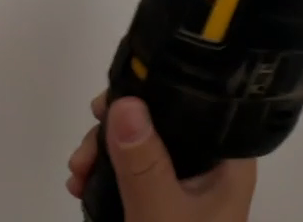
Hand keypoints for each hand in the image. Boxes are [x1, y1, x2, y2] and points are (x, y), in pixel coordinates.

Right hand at [66, 92, 256, 220]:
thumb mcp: (159, 215)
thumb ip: (142, 163)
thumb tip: (125, 102)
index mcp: (226, 161)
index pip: (191, 102)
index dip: (150, 92)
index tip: (108, 101)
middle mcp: (210, 166)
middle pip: (158, 122)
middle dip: (113, 129)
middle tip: (84, 148)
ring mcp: (187, 186)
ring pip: (140, 146)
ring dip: (103, 152)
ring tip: (76, 172)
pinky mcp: (166, 205)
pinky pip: (133, 172)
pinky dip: (106, 173)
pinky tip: (82, 183)